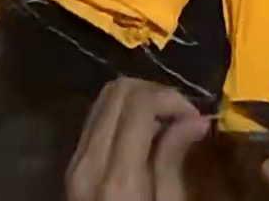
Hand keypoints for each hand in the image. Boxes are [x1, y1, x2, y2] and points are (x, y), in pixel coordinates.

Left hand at [66, 78, 212, 200]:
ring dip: (138, 100)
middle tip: (181, 115)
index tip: (196, 116)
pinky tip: (144, 135)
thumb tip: (194, 118)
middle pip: (117, 90)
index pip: (139, 102)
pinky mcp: (73, 168)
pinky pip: (97, 119)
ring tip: (166, 123)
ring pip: (104, 99)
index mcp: (116, 178)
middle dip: (154, 92)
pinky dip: (123, 115)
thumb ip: (173, 164)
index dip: (171, 98)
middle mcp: (88, 161)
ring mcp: (75, 163)